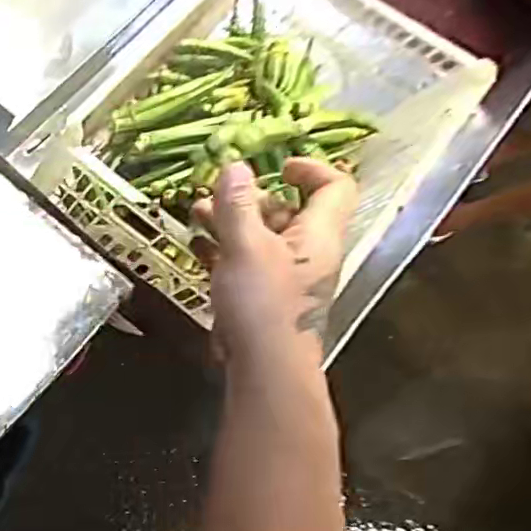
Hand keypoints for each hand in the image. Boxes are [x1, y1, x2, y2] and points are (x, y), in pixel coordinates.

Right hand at [191, 159, 355, 367]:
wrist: (264, 366)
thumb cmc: (262, 303)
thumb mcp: (246, 248)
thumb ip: (237, 206)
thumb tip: (234, 165)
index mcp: (317, 234)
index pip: (334, 187)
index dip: (310, 169)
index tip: (277, 166)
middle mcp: (306, 253)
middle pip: (288, 212)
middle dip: (250, 198)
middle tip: (216, 191)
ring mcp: (283, 278)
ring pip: (260, 239)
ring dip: (230, 222)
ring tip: (195, 213)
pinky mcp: (261, 298)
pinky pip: (244, 263)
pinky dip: (223, 250)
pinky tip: (197, 245)